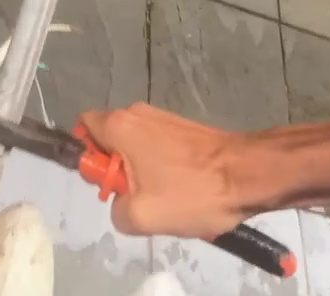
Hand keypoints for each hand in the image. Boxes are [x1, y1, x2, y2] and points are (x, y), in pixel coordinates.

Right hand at [79, 104, 256, 238]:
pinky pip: (157, 146)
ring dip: (142, 171)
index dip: (89, 156)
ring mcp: (161, 117)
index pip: (84, 126)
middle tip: (137, 198)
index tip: (108, 182)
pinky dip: (162, 166)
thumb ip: (117, 211)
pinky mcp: (181, 126)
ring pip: (135, 145)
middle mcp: (136, 112)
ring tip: (165, 198)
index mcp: (120, 125)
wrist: (245, 174)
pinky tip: (182, 189)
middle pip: (110, 138)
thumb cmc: (191, 191)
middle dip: (118, 169)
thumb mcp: (143, 216)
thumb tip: (121, 205)